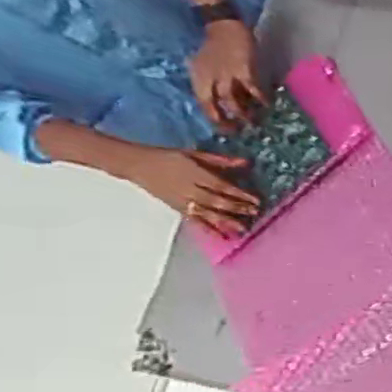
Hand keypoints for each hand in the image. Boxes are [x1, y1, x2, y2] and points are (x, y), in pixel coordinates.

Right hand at [120, 146, 260, 237]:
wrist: (134, 164)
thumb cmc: (166, 156)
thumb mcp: (192, 153)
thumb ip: (219, 160)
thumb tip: (244, 162)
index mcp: (193, 173)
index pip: (220, 186)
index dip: (239, 194)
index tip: (256, 200)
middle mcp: (188, 189)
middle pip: (216, 201)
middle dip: (236, 208)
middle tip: (254, 213)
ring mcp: (182, 201)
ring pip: (207, 214)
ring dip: (226, 222)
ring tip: (243, 229)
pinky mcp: (177, 209)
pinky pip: (195, 221)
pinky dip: (209, 230)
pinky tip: (223, 238)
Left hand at [189, 20, 264, 128]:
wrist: (223, 25)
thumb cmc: (216, 46)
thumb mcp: (206, 65)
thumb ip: (213, 83)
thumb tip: (228, 104)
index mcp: (198, 76)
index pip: (203, 102)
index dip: (213, 118)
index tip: (225, 129)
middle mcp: (209, 76)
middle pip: (214, 103)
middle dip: (226, 119)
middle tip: (238, 130)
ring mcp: (226, 74)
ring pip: (231, 99)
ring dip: (243, 113)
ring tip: (255, 122)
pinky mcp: (243, 70)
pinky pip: (252, 90)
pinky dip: (261, 99)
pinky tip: (268, 105)